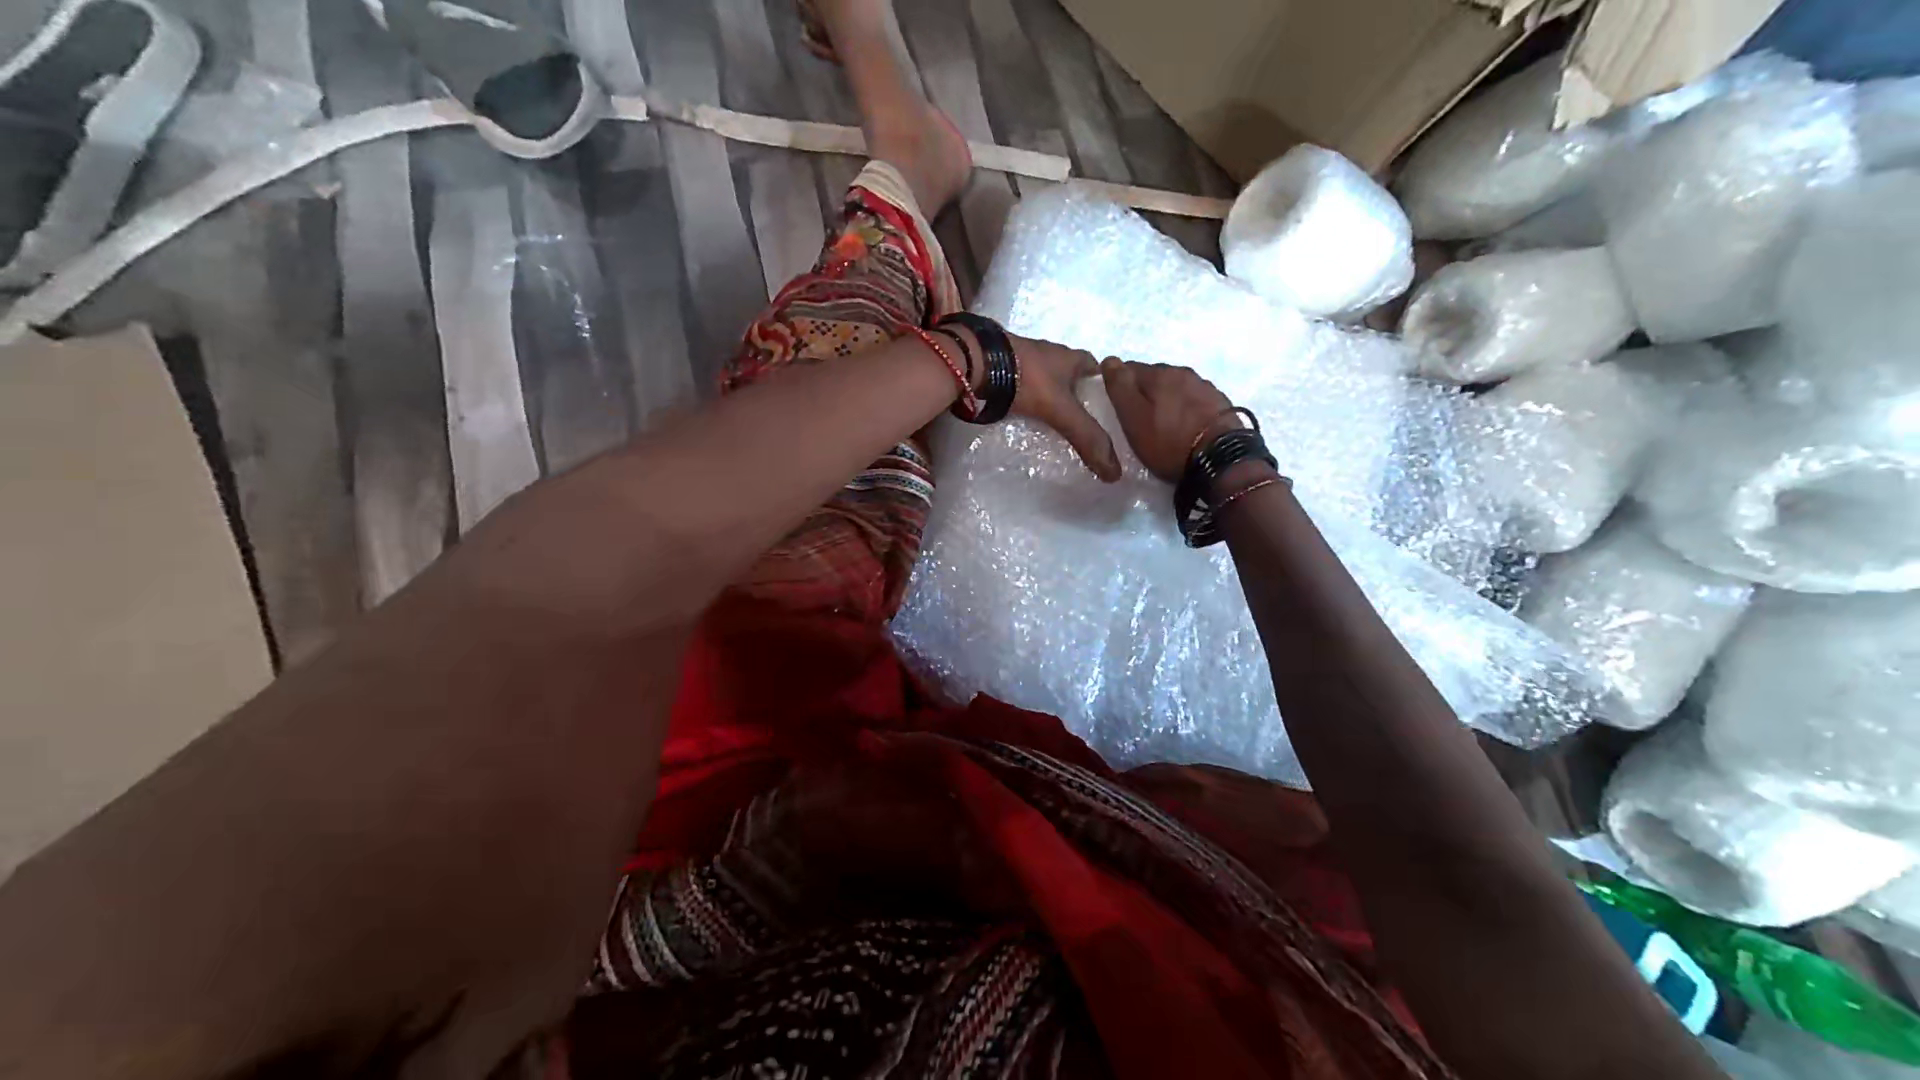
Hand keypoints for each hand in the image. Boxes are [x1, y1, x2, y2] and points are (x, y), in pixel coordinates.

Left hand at [1006, 334, 1121, 481]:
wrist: (978, 362)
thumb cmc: (1028, 381)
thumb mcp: (1062, 411)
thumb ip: (1087, 438)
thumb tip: (1115, 473)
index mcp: (1071, 357)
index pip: (1097, 369)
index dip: (1103, 387)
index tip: (1106, 409)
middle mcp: (1050, 352)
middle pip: (1070, 374)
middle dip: (1075, 393)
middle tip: (1078, 419)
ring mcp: (1023, 357)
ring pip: (1045, 378)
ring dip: (1049, 394)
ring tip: (1052, 420)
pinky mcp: (1001, 366)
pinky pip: (1021, 383)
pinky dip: (1025, 396)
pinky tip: (1024, 413)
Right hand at [1099, 359, 1242, 483]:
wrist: (1221, 461)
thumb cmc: (1168, 443)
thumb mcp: (1133, 419)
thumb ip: (1120, 388)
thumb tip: (1109, 359)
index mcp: (1159, 374)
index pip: (1128, 368)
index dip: (1118, 385)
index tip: (1115, 406)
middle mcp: (1183, 372)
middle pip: (1155, 376)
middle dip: (1144, 391)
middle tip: (1137, 418)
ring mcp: (1205, 386)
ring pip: (1176, 387)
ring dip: (1167, 399)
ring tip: (1162, 424)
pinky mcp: (1221, 403)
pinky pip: (1194, 400)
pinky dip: (1185, 408)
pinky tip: (1185, 426)